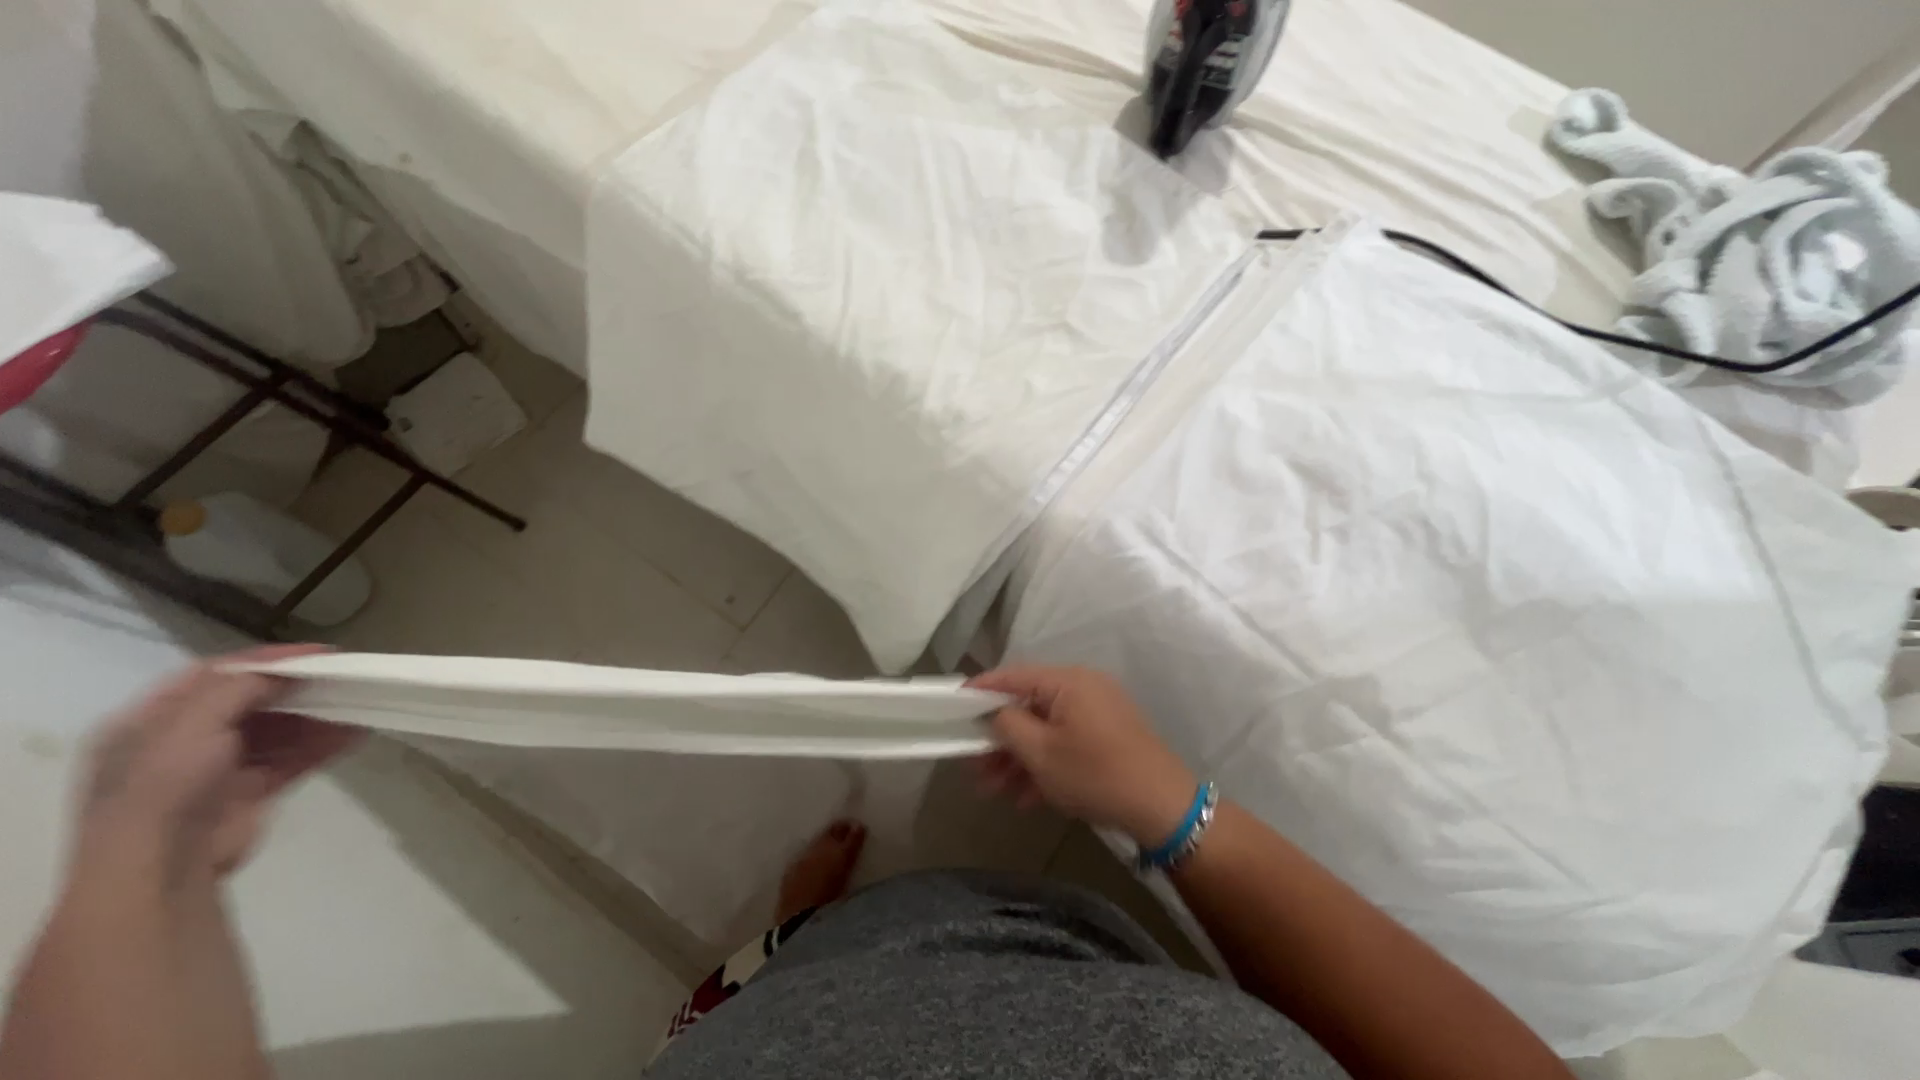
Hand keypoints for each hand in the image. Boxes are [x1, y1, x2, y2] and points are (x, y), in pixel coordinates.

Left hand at [76, 645, 364, 887]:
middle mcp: (180, 740)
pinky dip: (321, 746)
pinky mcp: (249, 793)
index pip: (213, 676)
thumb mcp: (191, 723)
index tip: (317, 653)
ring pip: (275, 732)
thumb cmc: (163, 785)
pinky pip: (290, 761)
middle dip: (296, 690)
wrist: (162, 866)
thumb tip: (288, 669)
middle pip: (248, 702)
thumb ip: (239, 689)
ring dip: (316, 717)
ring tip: (358, 704)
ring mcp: (216, 769)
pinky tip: (355, 733)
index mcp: (151, 719)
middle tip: (342, 677)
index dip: (265, 661)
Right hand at [966, 666, 1197, 846]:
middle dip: (999, 738)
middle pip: (1028, 705)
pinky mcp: (1108, 736)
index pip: (1012, 676)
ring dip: (1018, 758)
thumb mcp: (1041, 753)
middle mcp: (1083, 688)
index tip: (952, 705)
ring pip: (1045, 729)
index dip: (980, 690)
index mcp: (1067, 681)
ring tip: (994, 790)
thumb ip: (1007, 725)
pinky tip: (1027, 798)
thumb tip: (992, 713)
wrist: (1162, 807)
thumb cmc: (1095, 774)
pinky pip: (1066, 741)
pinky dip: (1045, 764)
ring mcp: (1098, 712)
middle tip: (973, 766)